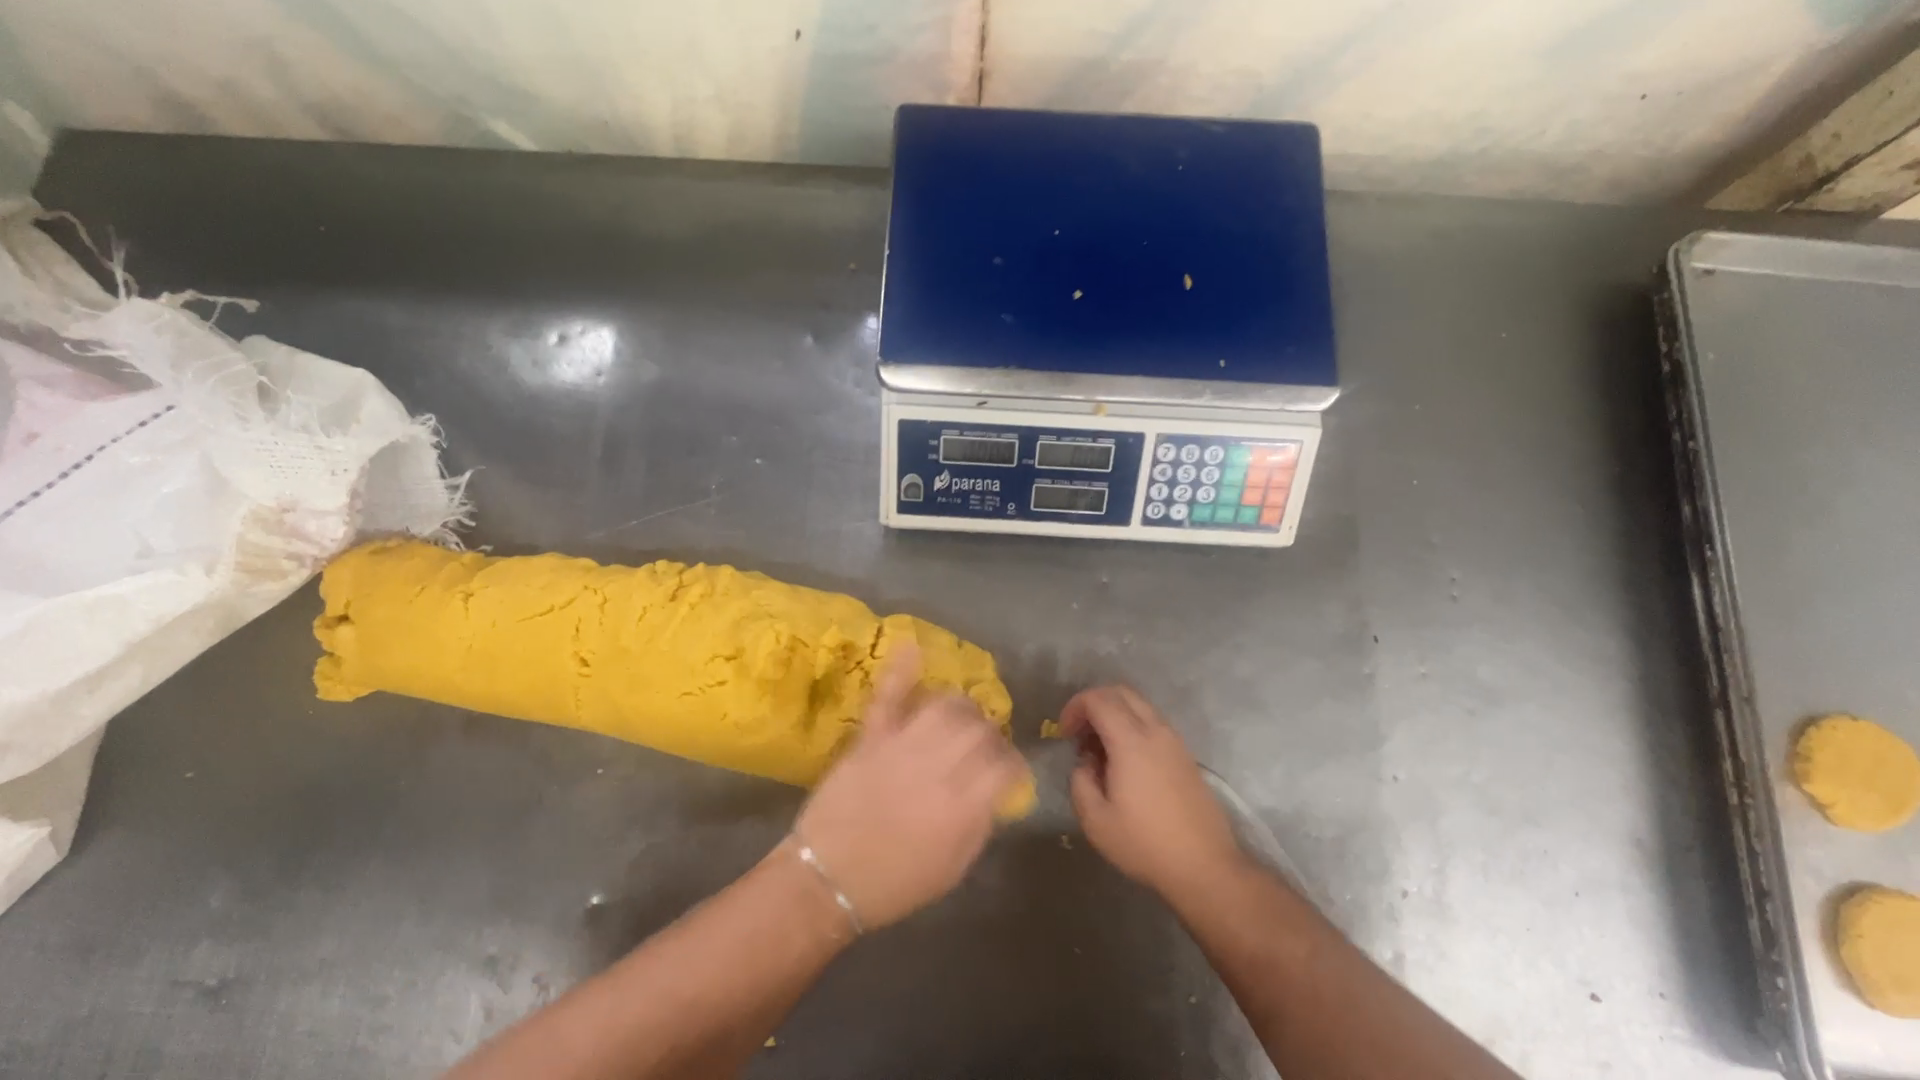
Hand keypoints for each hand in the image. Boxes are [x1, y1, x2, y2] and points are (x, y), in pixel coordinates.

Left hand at [793, 652, 1028, 929]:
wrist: (826, 880)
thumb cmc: (894, 885)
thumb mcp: (952, 868)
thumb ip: (979, 825)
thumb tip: (995, 793)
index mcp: (962, 808)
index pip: (1005, 766)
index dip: (1015, 766)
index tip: (1012, 772)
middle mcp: (937, 770)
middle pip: (978, 731)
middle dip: (990, 736)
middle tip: (986, 748)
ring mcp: (900, 749)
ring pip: (943, 708)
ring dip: (960, 708)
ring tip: (962, 717)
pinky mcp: (869, 740)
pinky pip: (887, 698)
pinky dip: (900, 671)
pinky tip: (912, 647)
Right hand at [1061, 686, 1244, 899]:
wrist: (1204, 865)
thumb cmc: (1144, 844)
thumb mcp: (1095, 820)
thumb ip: (1081, 780)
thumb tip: (1087, 762)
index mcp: (1131, 741)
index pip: (1098, 699)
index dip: (1074, 707)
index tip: (1063, 734)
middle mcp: (1156, 731)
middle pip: (1121, 692)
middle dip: (1093, 703)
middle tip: (1078, 734)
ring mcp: (1175, 742)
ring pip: (1140, 706)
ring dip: (1114, 715)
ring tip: (1099, 750)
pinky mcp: (1186, 756)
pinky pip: (1153, 724)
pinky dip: (1132, 727)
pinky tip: (1124, 762)